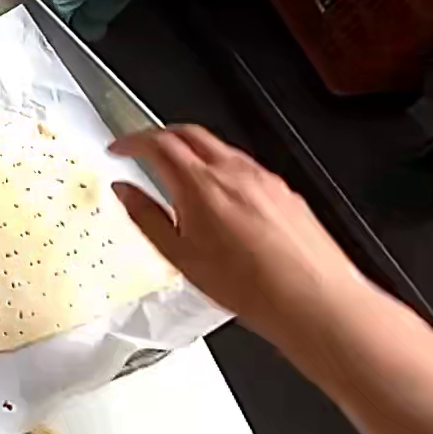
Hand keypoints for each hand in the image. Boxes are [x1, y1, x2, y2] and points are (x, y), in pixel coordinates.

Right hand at [109, 125, 371, 344]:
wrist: (313, 300)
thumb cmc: (248, 283)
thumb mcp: (175, 252)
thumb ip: (144, 214)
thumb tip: (124, 191)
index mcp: (201, 186)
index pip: (159, 144)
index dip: (132, 142)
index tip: (119, 149)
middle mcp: (235, 175)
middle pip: (191, 133)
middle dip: (159, 134)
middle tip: (140, 146)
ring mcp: (265, 181)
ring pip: (218, 147)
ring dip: (188, 148)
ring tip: (172, 169)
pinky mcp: (285, 192)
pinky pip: (243, 165)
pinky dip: (216, 165)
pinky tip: (211, 190)